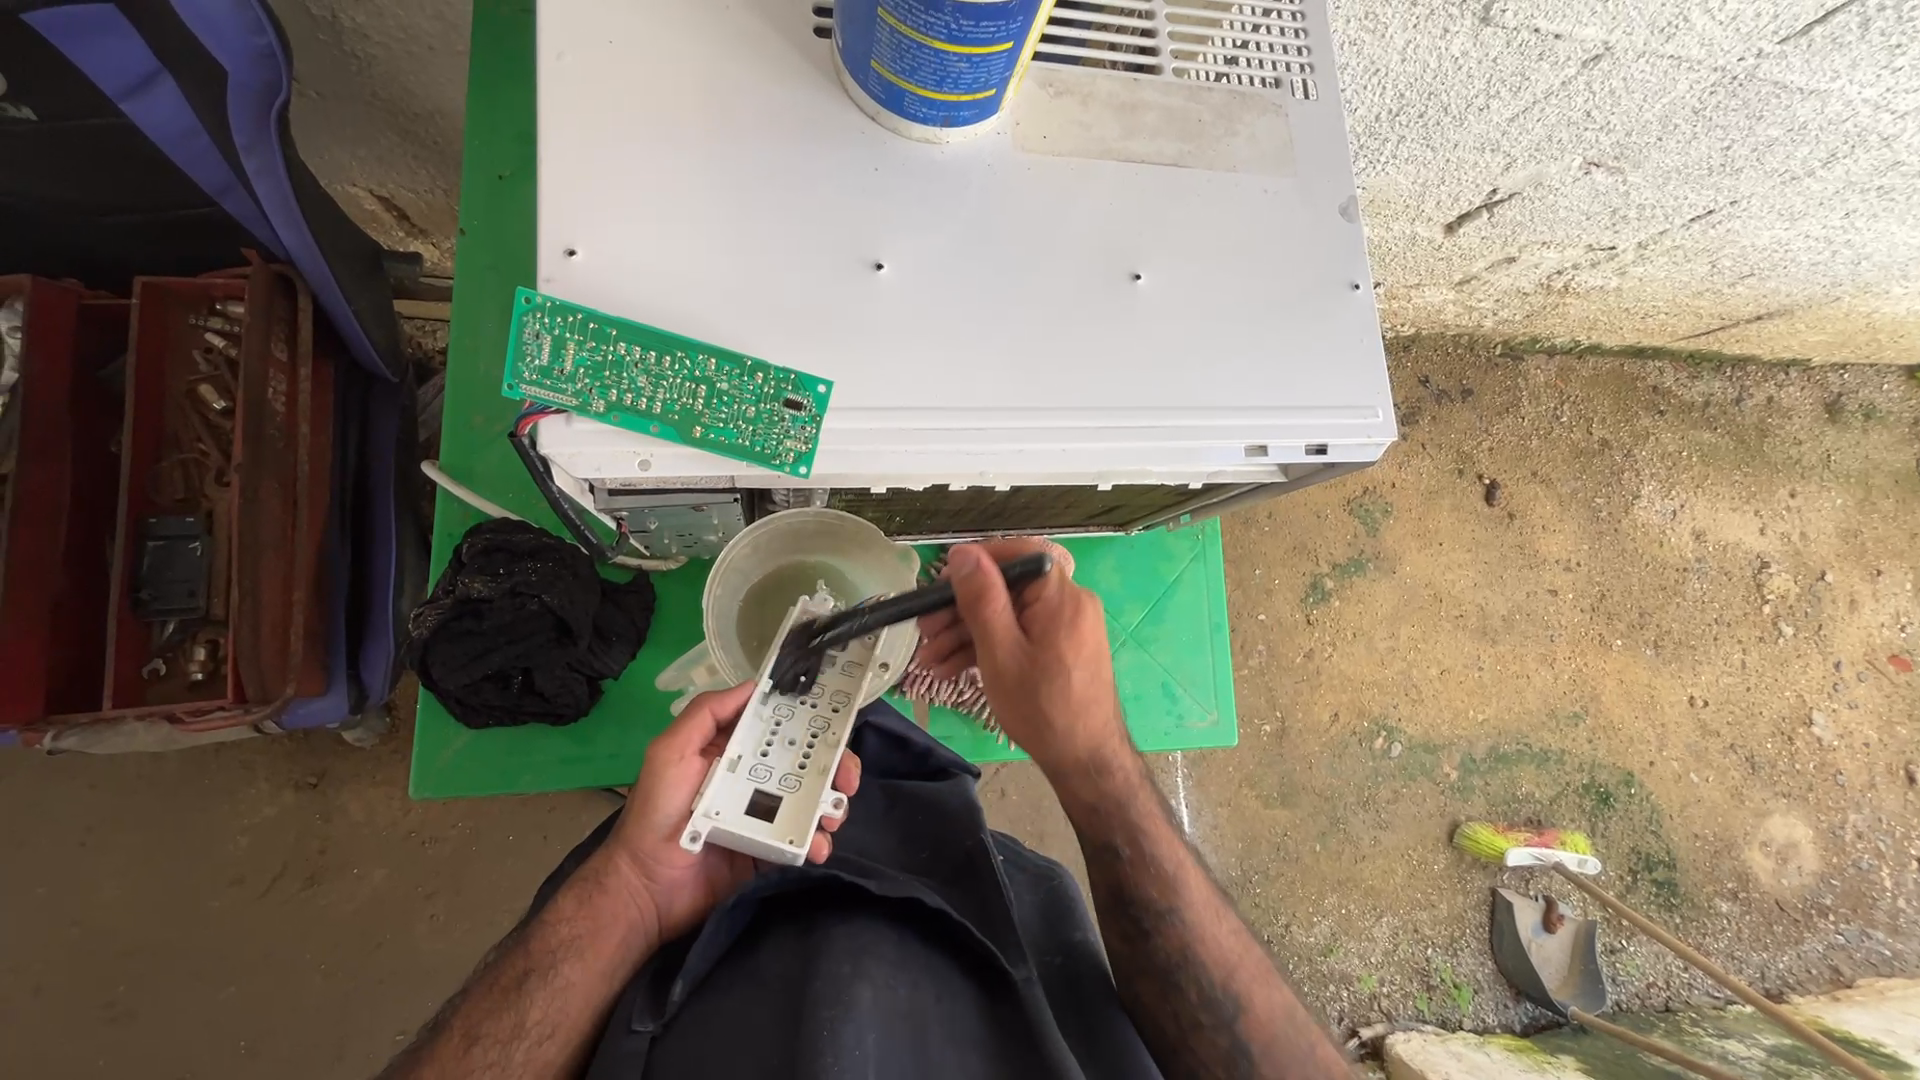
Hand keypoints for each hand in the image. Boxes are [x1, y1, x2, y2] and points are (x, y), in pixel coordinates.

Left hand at [587, 681, 861, 946]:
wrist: (646, 889)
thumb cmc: (657, 813)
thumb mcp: (670, 751)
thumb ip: (706, 714)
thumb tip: (753, 686)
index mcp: (734, 751)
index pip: (780, 728)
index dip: (812, 723)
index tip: (836, 725)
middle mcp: (754, 778)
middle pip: (807, 764)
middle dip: (835, 767)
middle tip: (846, 780)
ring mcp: (765, 816)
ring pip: (812, 801)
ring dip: (831, 805)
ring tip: (832, 818)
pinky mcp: (770, 850)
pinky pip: (804, 841)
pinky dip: (818, 842)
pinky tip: (817, 848)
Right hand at [914, 541, 1130, 780]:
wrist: (1085, 761)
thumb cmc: (1041, 707)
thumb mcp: (1000, 651)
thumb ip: (981, 598)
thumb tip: (962, 552)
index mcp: (1060, 595)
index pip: (1018, 553)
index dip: (976, 561)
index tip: (940, 581)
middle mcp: (1070, 602)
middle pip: (1008, 588)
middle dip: (961, 608)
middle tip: (924, 630)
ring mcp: (1067, 626)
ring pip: (1010, 614)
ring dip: (967, 633)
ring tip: (930, 660)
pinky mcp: (1062, 647)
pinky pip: (1021, 633)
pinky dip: (990, 646)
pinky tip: (952, 668)